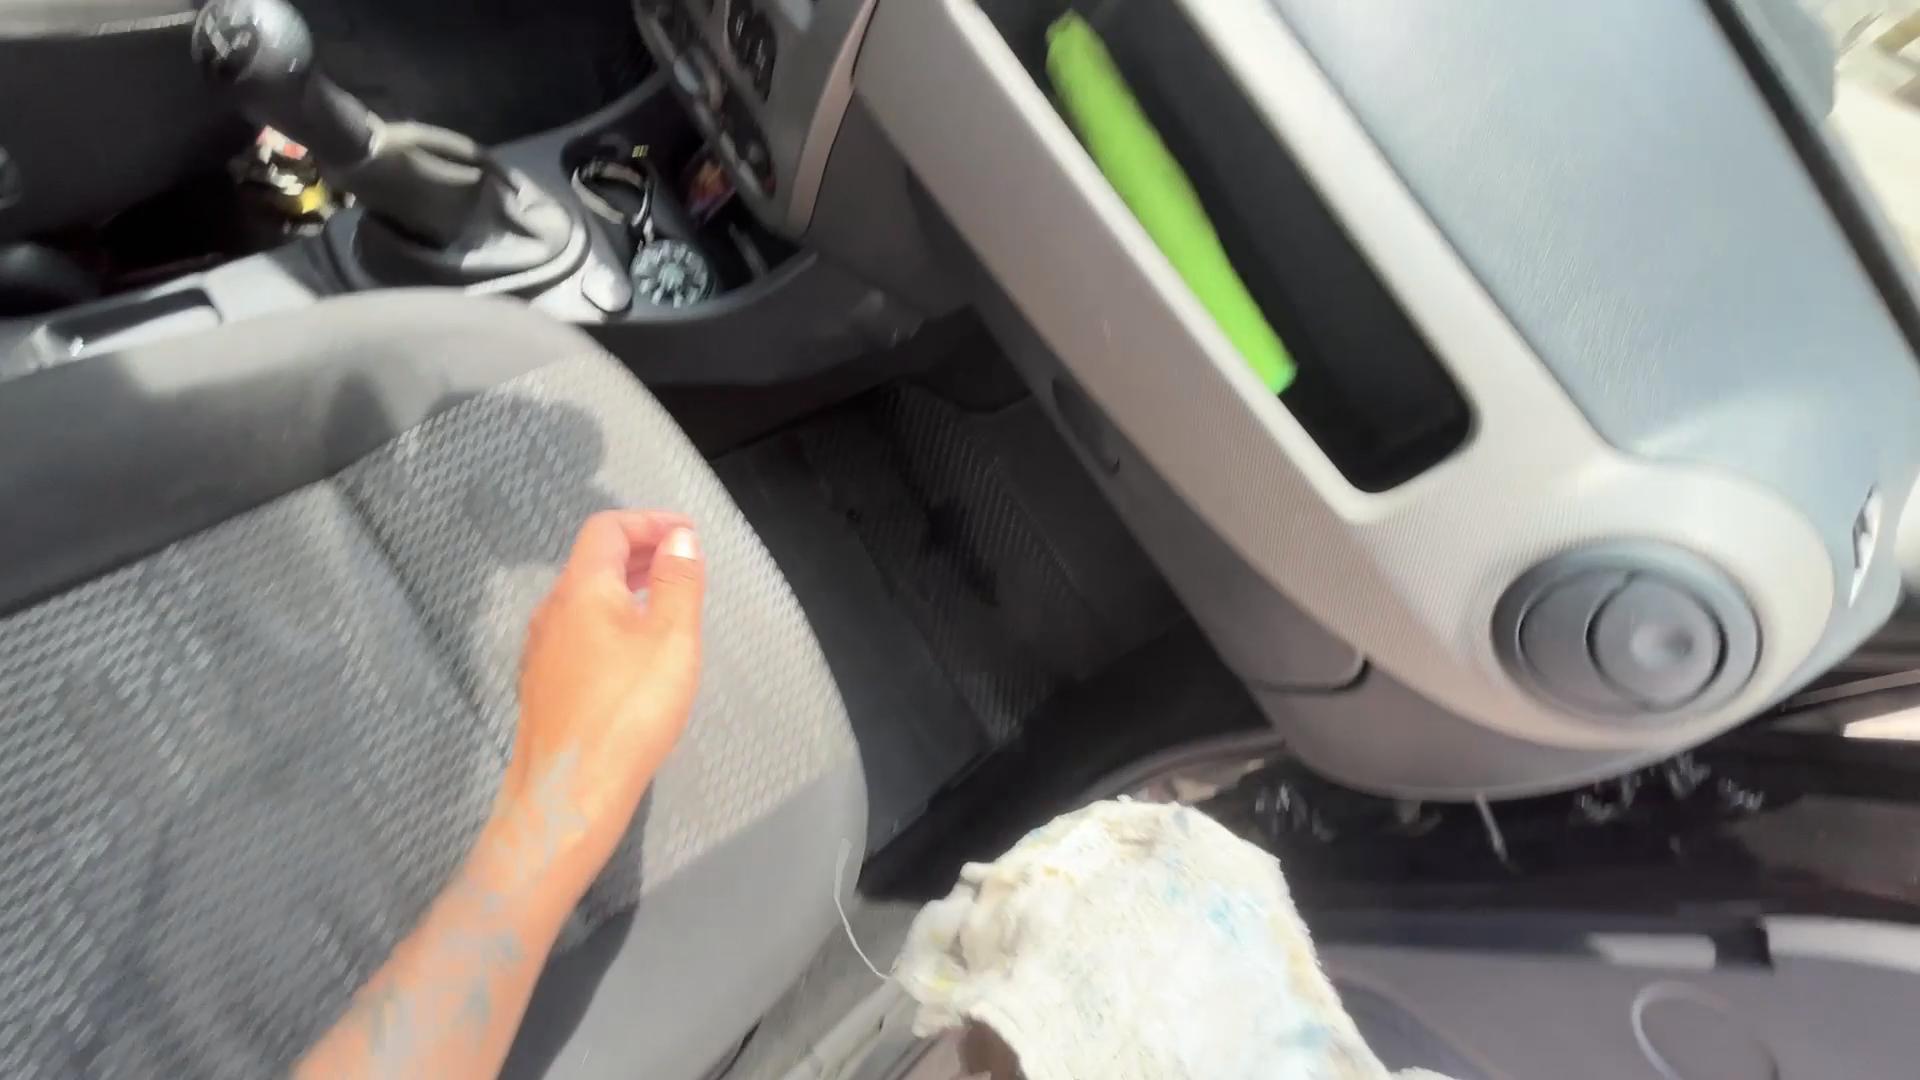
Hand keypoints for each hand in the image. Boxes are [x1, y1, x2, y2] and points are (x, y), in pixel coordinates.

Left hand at [505, 510, 706, 881]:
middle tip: (684, 562)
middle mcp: (552, 612)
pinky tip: (638, 648)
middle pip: (594, 560)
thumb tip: (679, 537)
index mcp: (581, 590)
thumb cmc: (630, 708)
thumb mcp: (672, 637)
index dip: (650, 521)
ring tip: (667, 599)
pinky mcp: (545, 683)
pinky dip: (613, 615)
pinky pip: (580, 627)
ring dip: (627, 583)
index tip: (689, 534)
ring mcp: (543, 650)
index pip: (608, 529)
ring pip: (586, 596)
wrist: (570, 793)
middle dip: (642, 549)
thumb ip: (678, 581)